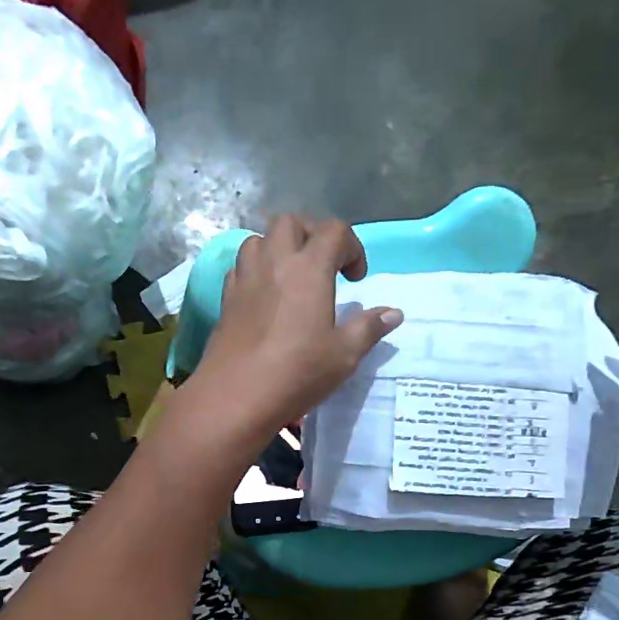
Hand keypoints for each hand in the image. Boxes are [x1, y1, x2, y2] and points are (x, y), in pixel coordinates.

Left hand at [186, 215, 401, 439]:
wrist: (235, 396)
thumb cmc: (296, 373)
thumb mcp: (344, 355)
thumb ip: (369, 328)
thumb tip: (393, 314)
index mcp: (308, 268)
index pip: (334, 230)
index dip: (352, 247)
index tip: (356, 279)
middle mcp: (274, 262)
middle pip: (290, 223)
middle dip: (311, 235)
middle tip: (323, 266)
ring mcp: (245, 279)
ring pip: (258, 240)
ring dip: (277, 248)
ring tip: (290, 276)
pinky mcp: (225, 299)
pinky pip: (240, 267)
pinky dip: (255, 270)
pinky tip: (265, 296)